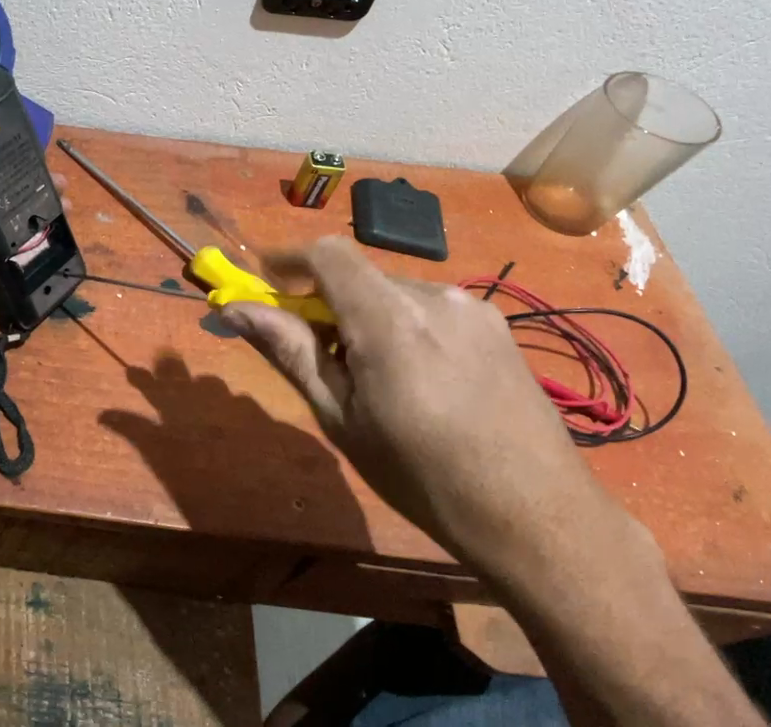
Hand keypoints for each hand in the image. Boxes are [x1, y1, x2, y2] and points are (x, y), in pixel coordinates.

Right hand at [220, 237, 631, 577]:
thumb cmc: (422, 475)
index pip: (327, 253)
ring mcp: (472, 308)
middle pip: (359, 275)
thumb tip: (234, 309)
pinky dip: (403, 327)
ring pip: (394, 293)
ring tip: (373, 380)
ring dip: (366, 317)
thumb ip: (289, 351)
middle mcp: (433, 297)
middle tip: (317, 358)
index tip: (266, 288)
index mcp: (388, 319)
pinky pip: (430, 309)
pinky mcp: (496, 326)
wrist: (536, 517)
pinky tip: (418, 382)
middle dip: (326, 302)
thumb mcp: (341, 418)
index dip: (288, 261)